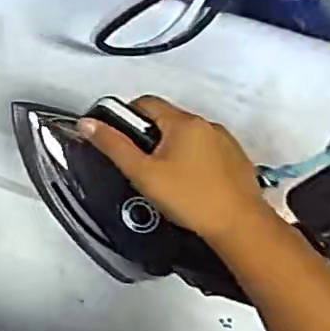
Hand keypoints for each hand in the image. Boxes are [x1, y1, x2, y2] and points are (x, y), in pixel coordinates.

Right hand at [78, 95, 277, 243]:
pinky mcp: (235, 159)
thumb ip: (112, 144)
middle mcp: (208, 127)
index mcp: (184, 124)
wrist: (240, 228)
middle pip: (164, 118)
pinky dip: (190, 159)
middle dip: (147, 135)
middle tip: (139, 162)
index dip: (124, 116)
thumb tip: (89, 124)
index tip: (118, 135)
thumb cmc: (194, 200)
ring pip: (185, 134)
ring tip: (162, 175)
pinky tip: (185, 181)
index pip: (144, 102)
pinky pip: (204, 148)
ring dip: (169, 147)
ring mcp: (225, 142)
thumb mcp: (141, 172)